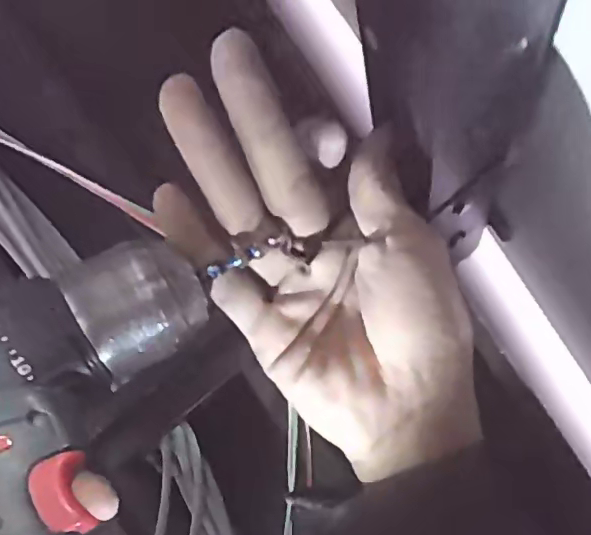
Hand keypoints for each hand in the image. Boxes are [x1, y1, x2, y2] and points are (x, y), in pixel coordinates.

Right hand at [155, 29, 479, 481]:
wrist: (405, 409)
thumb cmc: (421, 325)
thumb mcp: (409, 248)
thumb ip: (378, 194)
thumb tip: (366, 137)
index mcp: (358, 229)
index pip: (319, 170)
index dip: (307, 140)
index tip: (312, 126)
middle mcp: (315, 252)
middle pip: (271, 184)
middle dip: (241, 129)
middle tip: (206, 69)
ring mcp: (284, 291)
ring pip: (241, 225)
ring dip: (208, 172)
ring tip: (175, 111)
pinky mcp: (261, 330)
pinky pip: (226, 286)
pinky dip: (198, 249)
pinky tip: (169, 202)